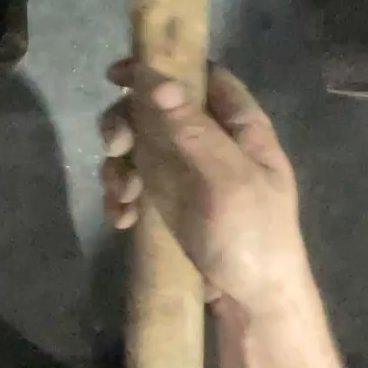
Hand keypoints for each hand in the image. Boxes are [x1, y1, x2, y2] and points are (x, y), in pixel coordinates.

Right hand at [100, 61, 313, 316]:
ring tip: (122, 197)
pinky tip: (124, 220)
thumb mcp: (228, 181)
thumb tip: (160, 82)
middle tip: (114, 147)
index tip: (118, 75)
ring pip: (135, 146)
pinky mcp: (164, 200)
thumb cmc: (253, 236)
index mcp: (237, 127)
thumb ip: (195, 131)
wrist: (251, 300)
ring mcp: (183, 170)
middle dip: (126, 125)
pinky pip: (130, 183)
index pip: (201, 78)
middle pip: (154, 109)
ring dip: (118, 167)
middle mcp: (207, 141)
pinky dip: (120, 197)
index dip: (161, 68)